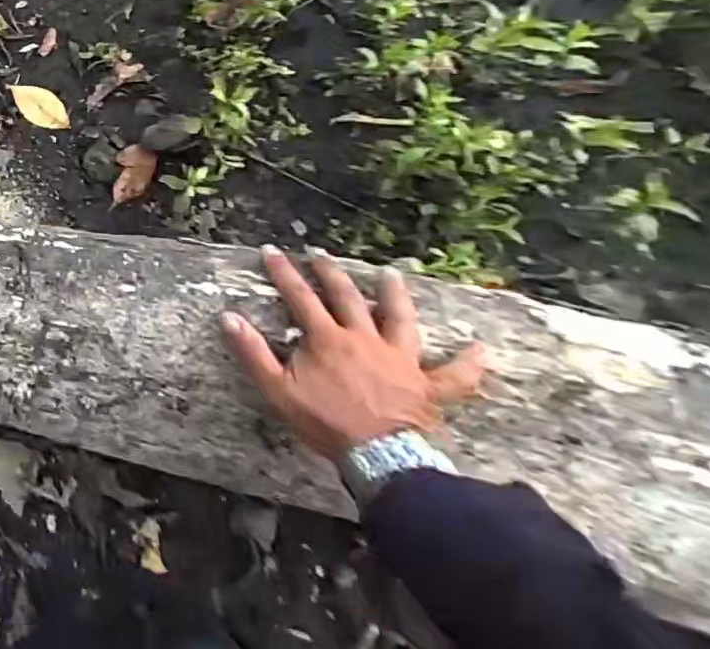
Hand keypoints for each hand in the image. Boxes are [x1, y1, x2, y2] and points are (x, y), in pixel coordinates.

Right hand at [221, 245, 485, 460]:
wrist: (380, 458)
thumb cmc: (325, 422)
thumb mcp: (276, 388)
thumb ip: (252, 351)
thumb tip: (229, 317)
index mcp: (327, 339)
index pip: (300, 296)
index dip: (284, 272)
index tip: (272, 251)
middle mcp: (363, 339)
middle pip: (347, 297)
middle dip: (331, 273)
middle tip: (320, 255)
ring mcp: (399, 360)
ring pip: (400, 319)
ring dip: (394, 295)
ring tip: (391, 273)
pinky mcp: (427, 386)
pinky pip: (454, 374)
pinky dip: (468, 361)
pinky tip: (480, 348)